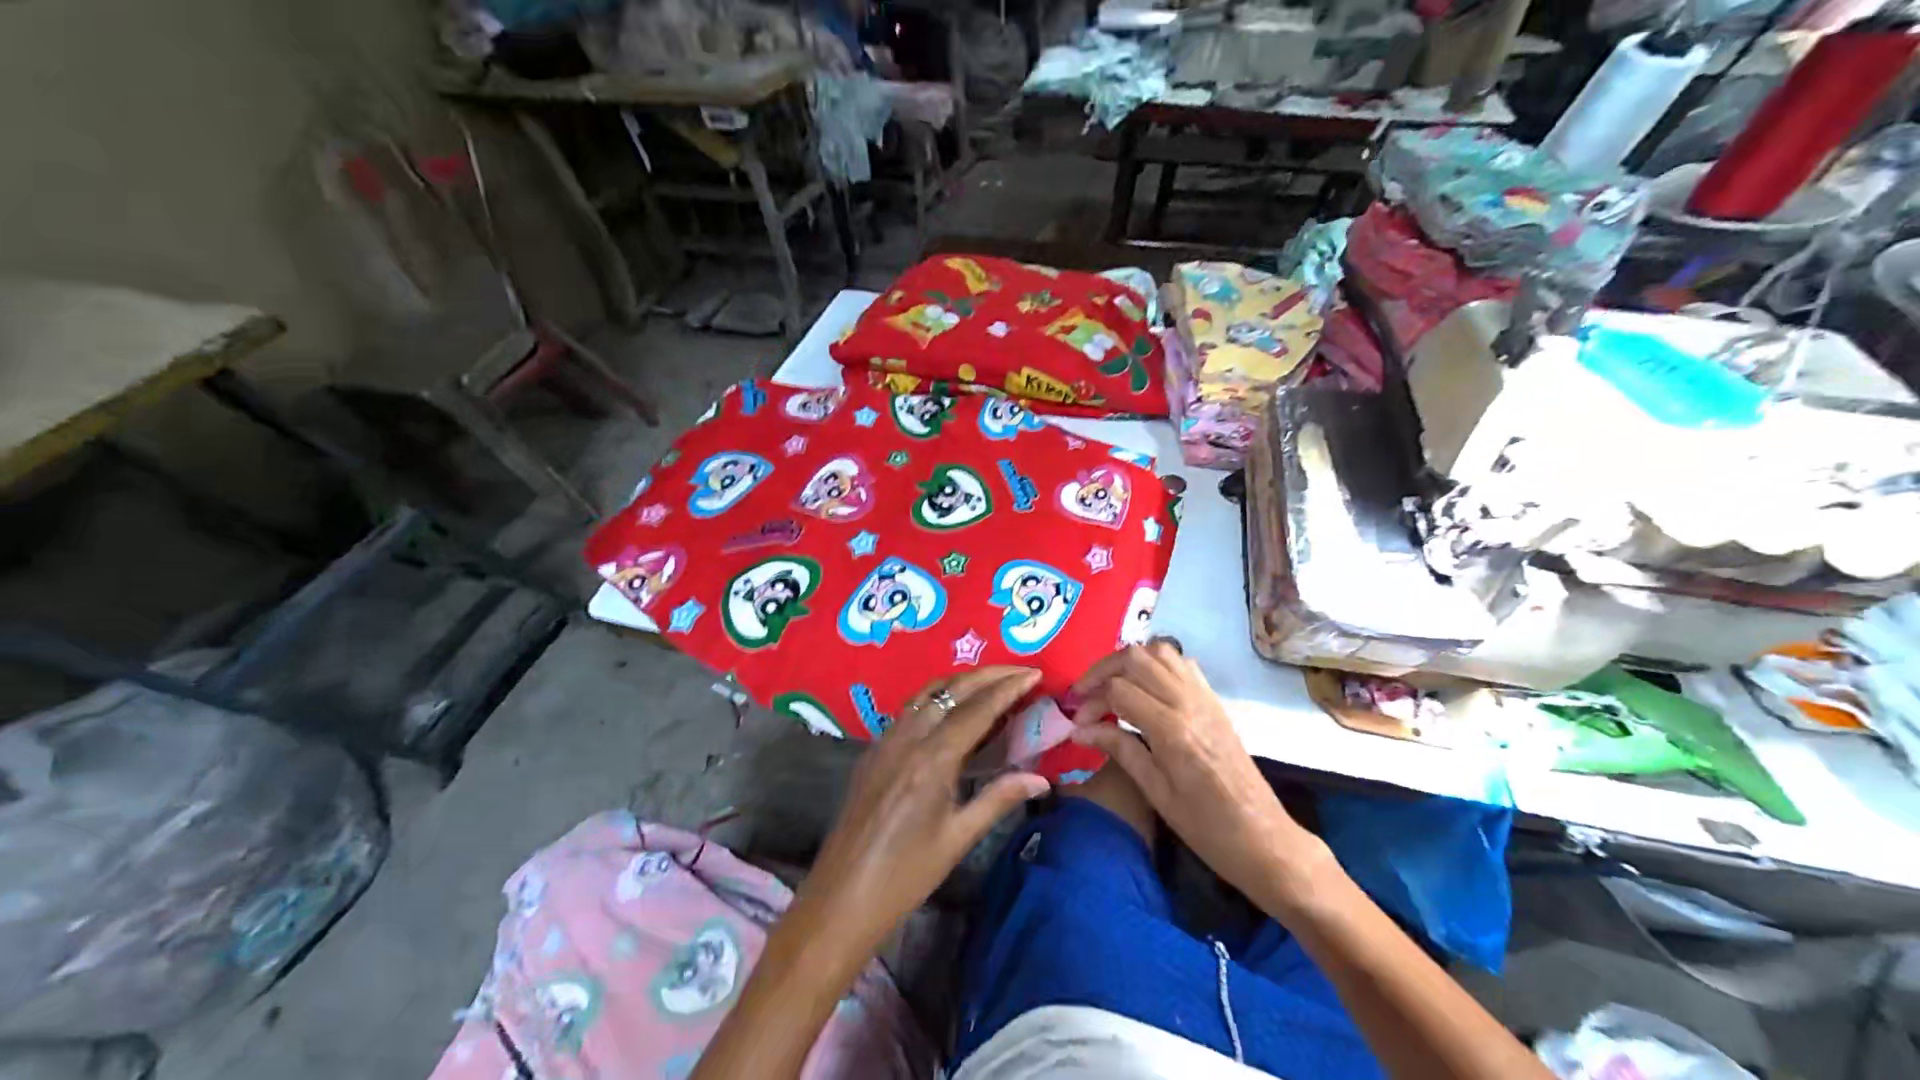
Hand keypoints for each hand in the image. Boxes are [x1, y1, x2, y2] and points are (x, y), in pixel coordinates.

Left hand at [792, 667, 1050, 958]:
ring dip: (960, 682)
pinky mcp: (873, 751)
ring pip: (926, 694)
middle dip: (988, 675)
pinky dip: (936, 698)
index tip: (1035, 673)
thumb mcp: (958, 838)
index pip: (977, 709)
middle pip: (951, 690)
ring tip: (991, 683)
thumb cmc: (907, 873)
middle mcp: (907, 738)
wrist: (843, 895)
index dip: (1008, 688)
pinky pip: (908, 709)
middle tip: (1020, 670)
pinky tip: (949, 711)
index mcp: (932, 758)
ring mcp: (885, 740)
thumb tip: (1041, 779)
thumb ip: (999, 799)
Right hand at [1070, 644, 1333, 913]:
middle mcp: (1188, 702)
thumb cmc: (1206, 827)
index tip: (1078, 722)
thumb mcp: (1156, 793)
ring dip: (1128, 661)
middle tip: (1085, 696)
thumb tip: (1079, 729)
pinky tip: (1144, 688)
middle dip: (1102, 670)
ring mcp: (1205, 697)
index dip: (1091, 701)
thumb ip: (1119, 750)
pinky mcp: (1214, 700)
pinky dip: (1156, 664)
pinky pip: (1181, 663)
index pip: (1118, 689)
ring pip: (1159, 651)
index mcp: (1171, 729)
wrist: (1264, 838)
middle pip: (1136, 658)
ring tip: (1110, 686)